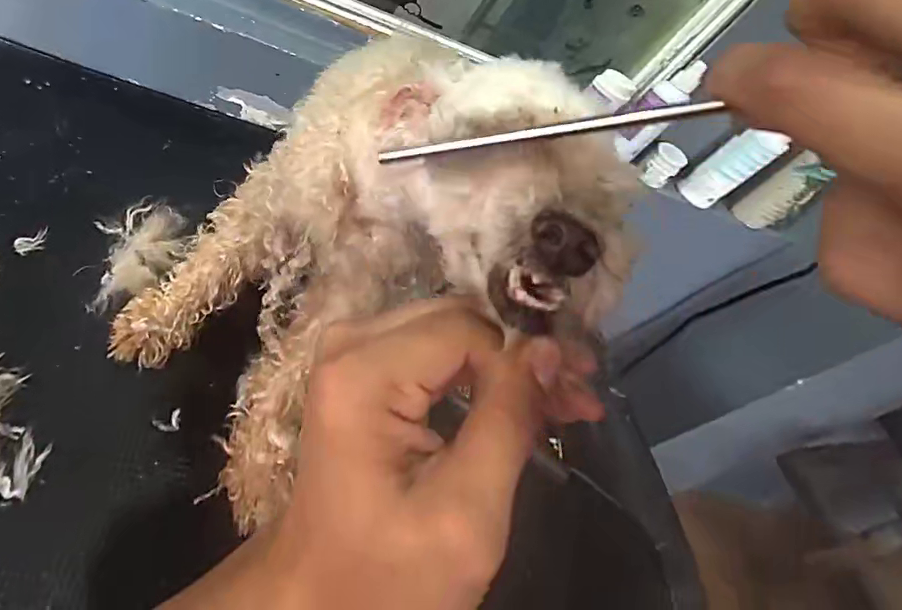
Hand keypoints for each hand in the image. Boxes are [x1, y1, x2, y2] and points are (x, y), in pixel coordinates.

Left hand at [164, 300, 603, 609]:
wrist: (322, 600)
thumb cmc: (391, 576)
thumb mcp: (466, 511)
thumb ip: (508, 418)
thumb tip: (548, 344)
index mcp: (362, 371)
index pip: (467, 329)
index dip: (523, 359)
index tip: (576, 392)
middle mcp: (350, 340)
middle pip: (460, 319)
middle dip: (525, 354)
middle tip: (580, 393)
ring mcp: (351, 349)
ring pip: (454, 330)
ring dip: (510, 364)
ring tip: (566, 402)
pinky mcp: (361, 366)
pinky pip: (435, 349)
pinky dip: (481, 374)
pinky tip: (525, 404)